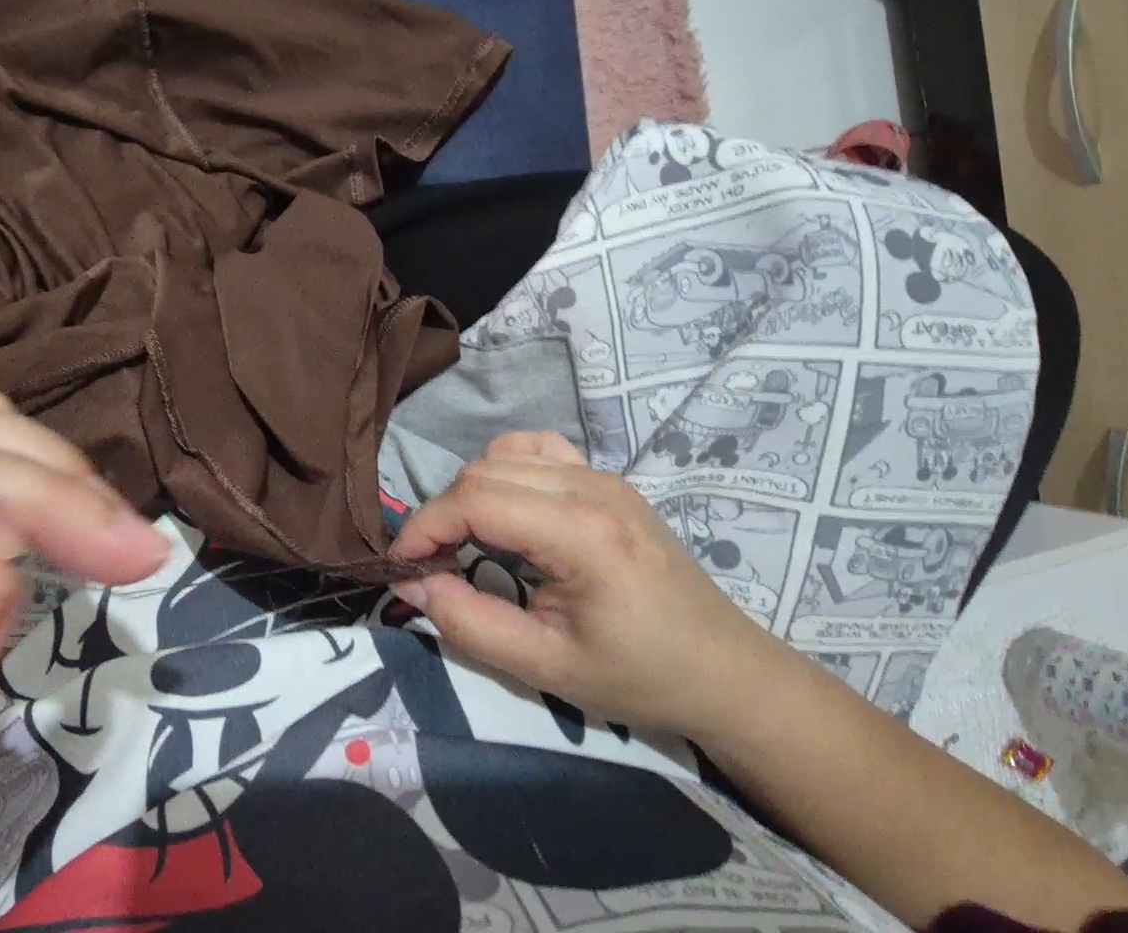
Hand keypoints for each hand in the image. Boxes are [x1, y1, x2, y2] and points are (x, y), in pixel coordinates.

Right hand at [388, 431, 794, 737]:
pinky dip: (505, 471)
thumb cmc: (638, 676)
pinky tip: (508, 512)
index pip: (474, 499)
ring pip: (504, 455)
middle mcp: (592, 488)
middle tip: (432, 567)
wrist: (724, 671)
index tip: (403, 567)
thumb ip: (467, 622)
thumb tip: (411, 582)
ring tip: (466, 544)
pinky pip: (538, 450)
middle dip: (441, 515)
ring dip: (469, 494)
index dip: (424, 527)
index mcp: (582, 534)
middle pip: (482, 472)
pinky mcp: (609, 482)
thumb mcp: (543, 666)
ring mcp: (604, 477)